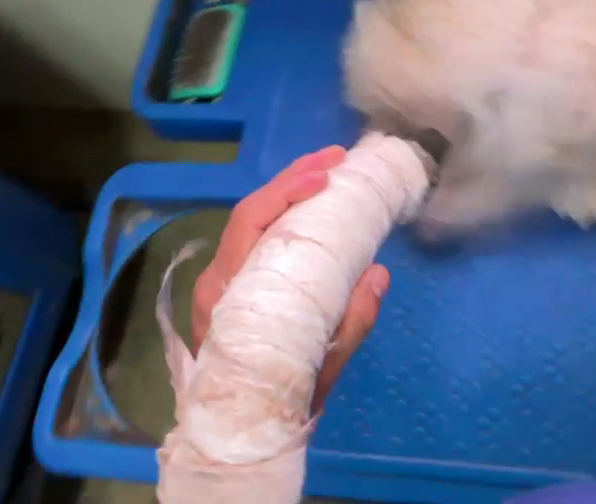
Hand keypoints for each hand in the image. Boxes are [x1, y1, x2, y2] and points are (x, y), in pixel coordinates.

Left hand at [190, 145, 390, 412]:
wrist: (240, 436)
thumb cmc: (278, 400)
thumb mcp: (321, 369)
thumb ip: (349, 324)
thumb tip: (378, 274)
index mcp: (227, 295)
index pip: (249, 225)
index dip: (286, 193)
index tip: (323, 176)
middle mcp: (218, 280)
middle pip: (251, 212)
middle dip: (293, 178)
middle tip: (336, 158)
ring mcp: (223, 281)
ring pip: (253, 221)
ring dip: (289, 190)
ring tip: (328, 170)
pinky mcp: (234, 285)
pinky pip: (258, 238)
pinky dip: (285, 213)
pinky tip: (311, 204)